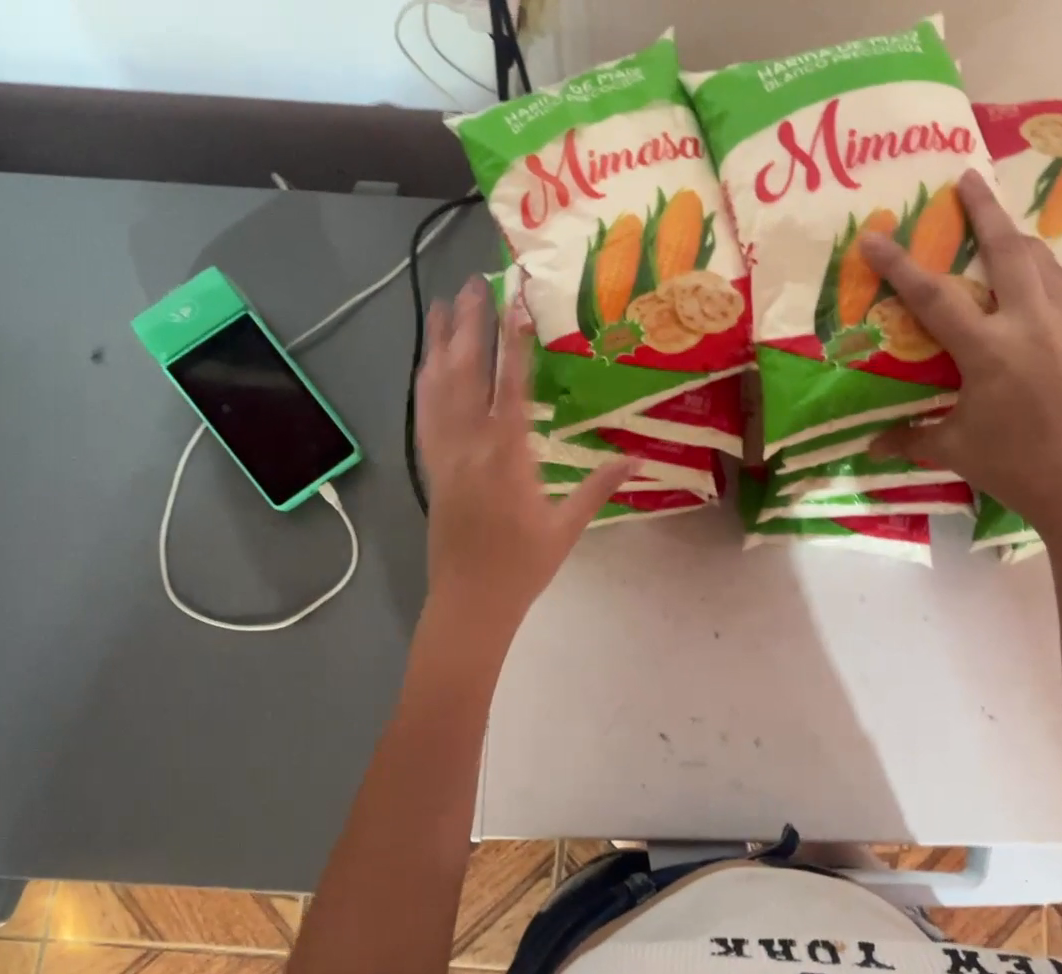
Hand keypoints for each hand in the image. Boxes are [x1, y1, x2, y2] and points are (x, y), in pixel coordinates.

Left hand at [416, 278, 635, 626]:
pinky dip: (424, 384)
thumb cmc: (523, 567)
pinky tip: (426, 363)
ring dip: (439, 344)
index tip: (514, 302)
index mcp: (507, 459)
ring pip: (436, 390)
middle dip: (469, 326)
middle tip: (473, 283)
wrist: (470, 601)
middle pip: (465, 375)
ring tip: (443, 305)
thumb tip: (637, 457)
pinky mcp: (431, 468)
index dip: (512, 341)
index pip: (509, 387)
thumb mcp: (568, 528)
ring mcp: (444, 457)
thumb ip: (599, 487)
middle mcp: (469, 448)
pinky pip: (423, 417)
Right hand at [858, 170, 1061, 545]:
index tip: (873, 237)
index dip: (900, 265)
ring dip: (1016, 239)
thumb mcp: (953, 450)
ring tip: (998, 230)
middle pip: (1006, 249)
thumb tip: (869, 444)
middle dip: (984, 209)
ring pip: (1044, 261)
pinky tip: (1036, 280)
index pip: (934, 297)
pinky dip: (1044, 272)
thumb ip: (910, 437)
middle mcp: (1032, 323)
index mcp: (989, 351)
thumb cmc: (1014, 468)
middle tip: (967, 178)